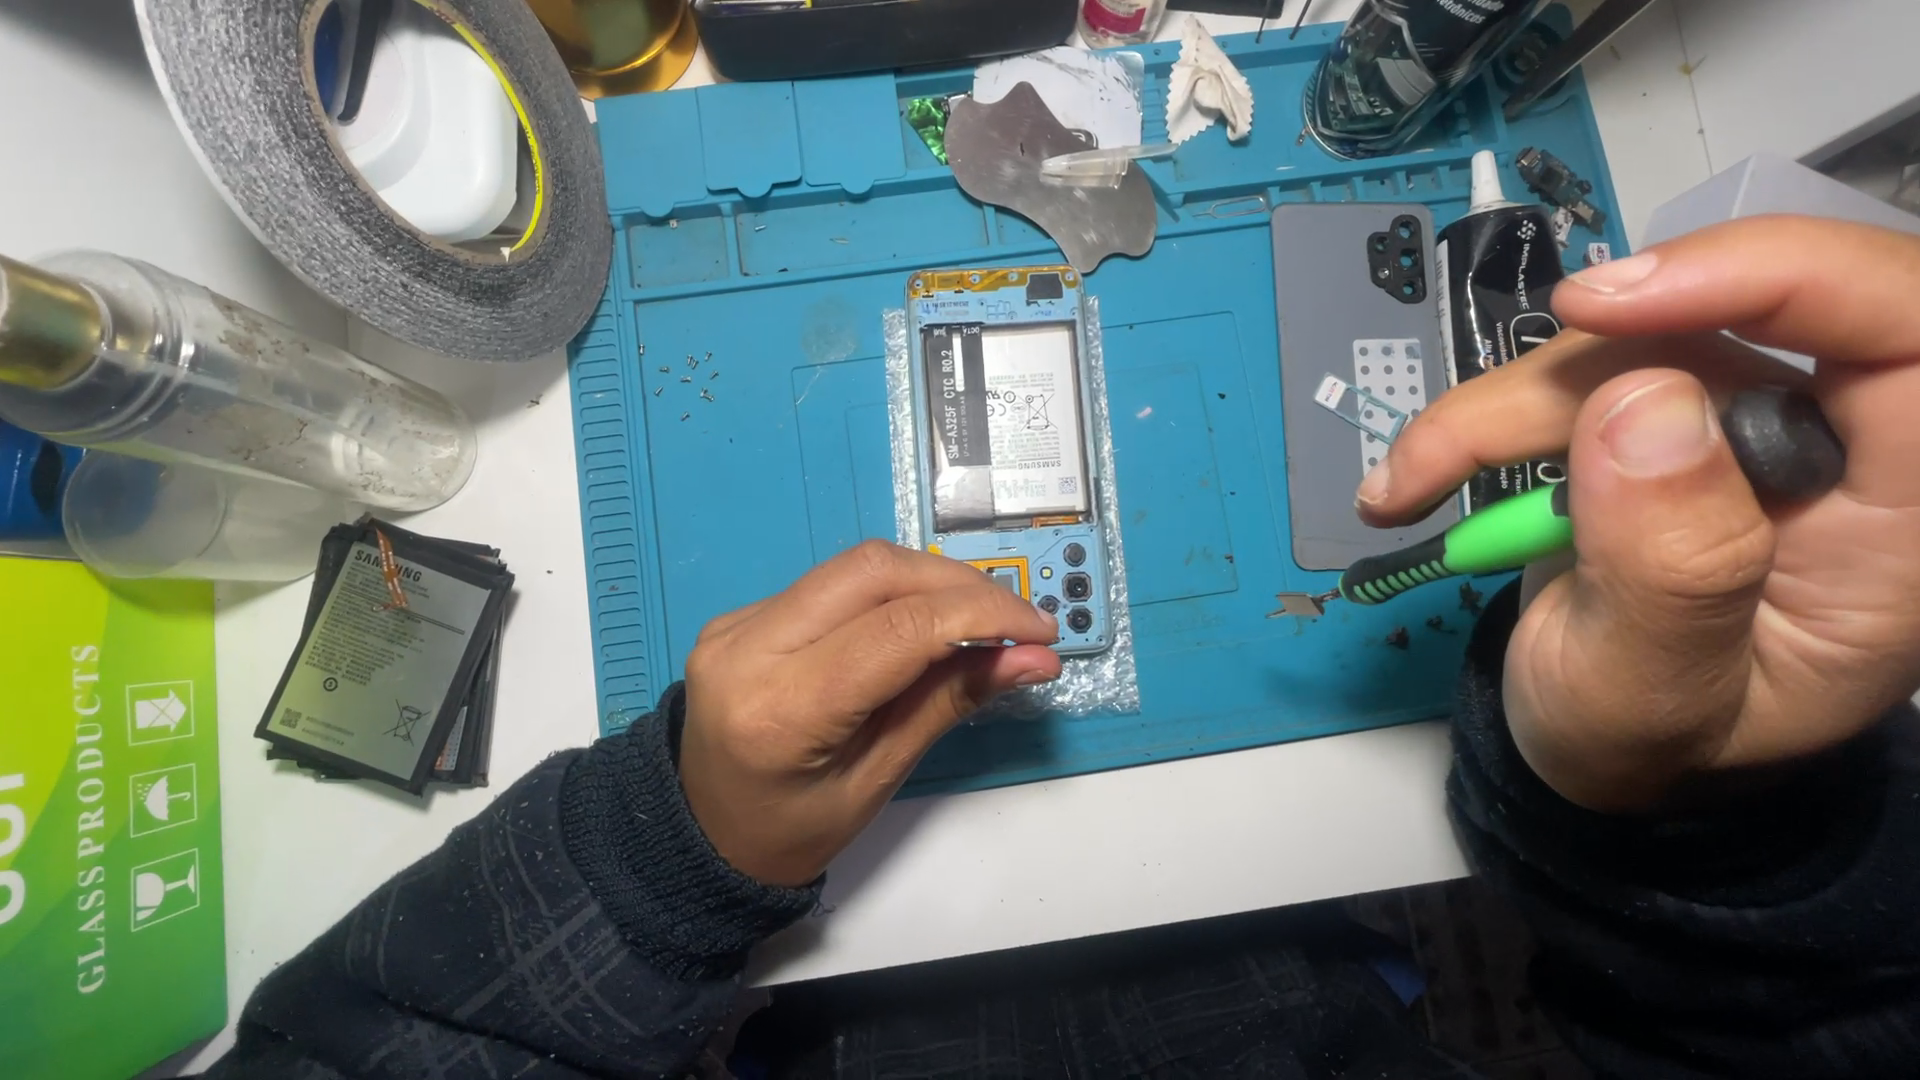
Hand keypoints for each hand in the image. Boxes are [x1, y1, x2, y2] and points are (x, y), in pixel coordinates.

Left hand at [678, 540, 1060, 885]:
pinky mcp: (743, 613)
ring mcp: (738, 621)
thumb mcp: (878, 780)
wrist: (699, 833)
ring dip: (929, 580)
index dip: (980, 616)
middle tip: (1014, 619)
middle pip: (874, 569)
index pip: (897, 629)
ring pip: (855, 565)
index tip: (1039, 630)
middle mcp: (748, 645)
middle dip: (959, 583)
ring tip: (979, 619)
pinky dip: (891, 592)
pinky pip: (832, 582)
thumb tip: (1032, 658)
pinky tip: (920, 623)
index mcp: (780, 708)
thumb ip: (950, 704)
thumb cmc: (792, 831)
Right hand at [1357, 216, 1919, 811]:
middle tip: (1427, 469)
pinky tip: (1409, 483)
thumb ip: (1669, 568)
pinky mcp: (1643, 429)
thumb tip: (1640, 401)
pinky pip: (1551, 389)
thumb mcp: (1648, 688)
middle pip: (1695, 339)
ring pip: (1598, 358)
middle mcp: (1826, 444)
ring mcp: (1728, 430)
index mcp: (1901, 511)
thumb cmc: (1644, 740)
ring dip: (1475, 424)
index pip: (1906, 332)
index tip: (1601, 309)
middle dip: (1539, 398)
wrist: (1596, 746)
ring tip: (1397, 496)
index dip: (1769, 278)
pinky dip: (1463, 432)